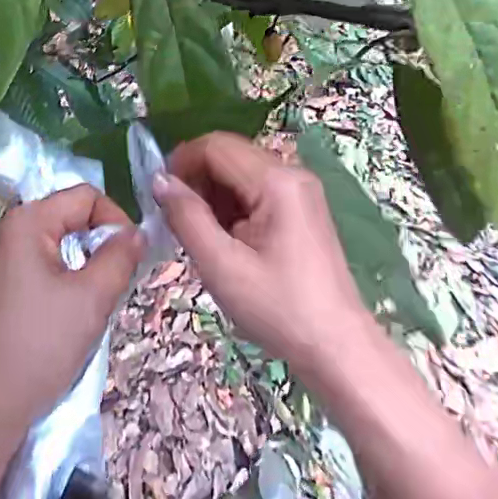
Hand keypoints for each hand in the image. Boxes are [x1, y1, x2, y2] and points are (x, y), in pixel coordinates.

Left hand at [0, 185, 143, 425]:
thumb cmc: (40, 343)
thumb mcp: (91, 299)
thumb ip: (119, 257)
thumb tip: (136, 232)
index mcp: (28, 220)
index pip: (84, 196)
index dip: (116, 219)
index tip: (134, 257)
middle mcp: (11, 227)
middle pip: (70, 215)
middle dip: (100, 243)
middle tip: (118, 283)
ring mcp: (3, 254)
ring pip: (60, 241)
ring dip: (86, 264)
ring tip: (97, 301)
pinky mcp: (2, 280)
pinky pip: (44, 262)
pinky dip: (67, 278)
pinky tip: (73, 312)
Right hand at [151, 133, 375, 373]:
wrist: (340, 352)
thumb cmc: (279, 309)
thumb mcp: (220, 265)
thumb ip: (185, 215)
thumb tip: (158, 180)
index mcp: (276, 182)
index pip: (213, 146)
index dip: (179, 163)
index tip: (161, 198)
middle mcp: (291, 173)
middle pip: (225, 154)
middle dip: (195, 180)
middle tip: (179, 219)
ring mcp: (299, 190)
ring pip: (236, 170)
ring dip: (210, 193)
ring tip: (203, 234)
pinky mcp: (300, 207)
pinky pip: (252, 187)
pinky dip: (229, 204)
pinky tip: (226, 238)